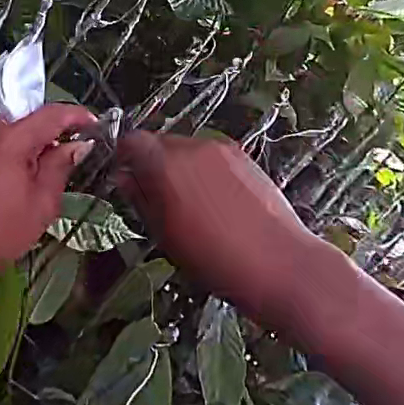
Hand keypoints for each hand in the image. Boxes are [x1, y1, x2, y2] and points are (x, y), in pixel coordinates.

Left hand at [0, 104, 97, 282]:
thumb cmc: (1, 229)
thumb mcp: (43, 200)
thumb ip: (61, 165)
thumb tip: (79, 144)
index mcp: (13, 137)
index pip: (53, 113)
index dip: (79, 116)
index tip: (98, 124)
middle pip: (35, 121)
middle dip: (61, 131)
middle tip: (83, 147)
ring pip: (21, 134)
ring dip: (42, 145)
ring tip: (63, 165)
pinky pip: (8, 146)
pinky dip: (26, 154)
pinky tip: (37, 175)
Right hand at [114, 131, 325, 323]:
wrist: (279, 263)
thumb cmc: (216, 259)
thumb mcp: (165, 235)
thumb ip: (141, 199)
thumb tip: (124, 177)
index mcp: (166, 164)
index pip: (132, 141)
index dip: (126, 158)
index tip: (128, 179)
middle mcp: (193, 147)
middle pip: (160, 143)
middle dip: (154, 165)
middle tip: (159, 199)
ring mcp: (222, 150)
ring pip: (188, 150)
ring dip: (181, 169)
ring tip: (192, 206)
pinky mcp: (245, 157)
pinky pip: (213, 157)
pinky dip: (206, 172)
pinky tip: (218, 204)